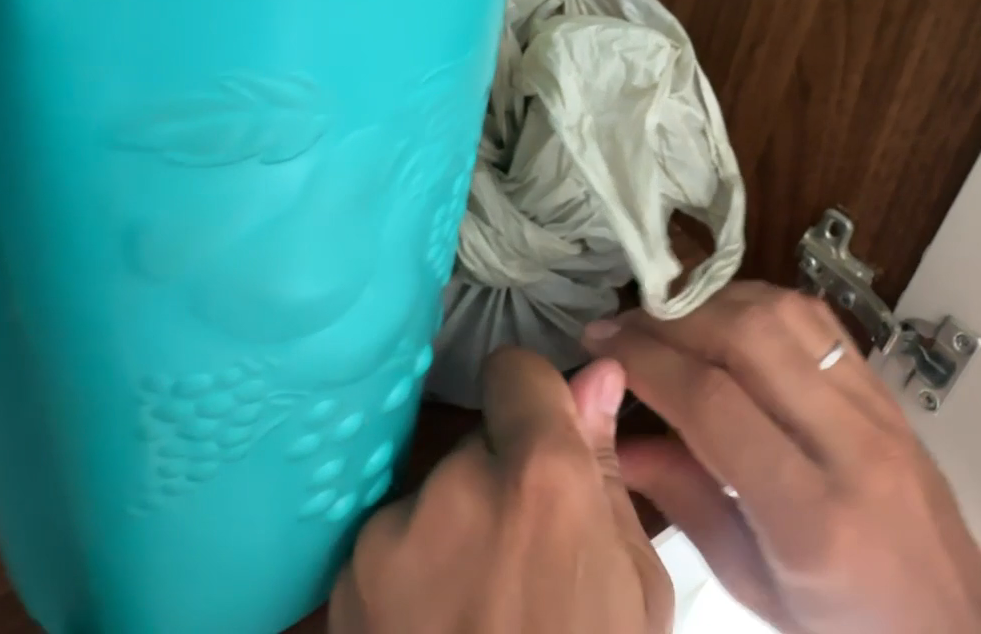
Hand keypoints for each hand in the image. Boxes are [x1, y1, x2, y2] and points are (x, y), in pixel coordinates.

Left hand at [328, 348, 671, 632]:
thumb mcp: (633, 584)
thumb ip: (607, 470)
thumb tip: (600, 379)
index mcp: (542, 477)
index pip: (516, 372)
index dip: (534, 398)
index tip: (542, 433)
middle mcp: (456, 486)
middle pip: (476, 440)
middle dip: (499, 475)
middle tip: (520, 552)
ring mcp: (391, 534)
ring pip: (434, 492)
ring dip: (455, 522)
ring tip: (475, 602)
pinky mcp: (347, 580)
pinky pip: (393, 540)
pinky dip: (414, 565)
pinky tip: (435, 623)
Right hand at [584, 282, 980, 633]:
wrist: (953, 618)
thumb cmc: (845, 621)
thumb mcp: (754, 584)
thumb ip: (685, 503)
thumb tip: (618, 440)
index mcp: (809, 514)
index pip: (714, 403)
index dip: (648, 361)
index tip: (602, 345)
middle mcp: (848, 443)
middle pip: (749, 338)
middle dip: (671, 319)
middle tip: (623, 325)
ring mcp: (874, 404)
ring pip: (784, 313)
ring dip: (712, 300)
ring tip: (665, 316)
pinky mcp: (883, 385)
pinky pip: (815, 317)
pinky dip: (757, 301)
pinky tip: (724, 315)